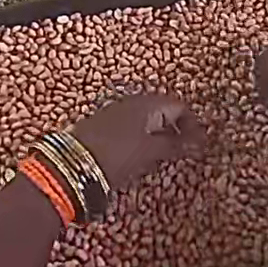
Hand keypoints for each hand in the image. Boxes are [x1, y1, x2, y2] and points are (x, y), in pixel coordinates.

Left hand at [66, 93, 199, 192]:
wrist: (69, 164)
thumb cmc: (116, 155)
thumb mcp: (150, 151)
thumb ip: (175, 145)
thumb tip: (198, 142)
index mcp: (148, 103)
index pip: (179, 106)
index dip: (192, 125)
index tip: (198, 146)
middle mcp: (132, 102)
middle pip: (162, 110)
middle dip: (176, 128)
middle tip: (184, 150)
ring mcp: (115, 112)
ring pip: (146, 119)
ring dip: (158, 134)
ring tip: (163, 156)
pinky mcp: (102, 125)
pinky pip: (131, 126)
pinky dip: (142, 138)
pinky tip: (139, 156)